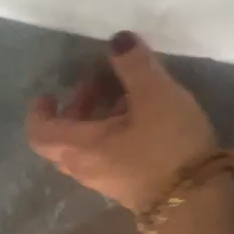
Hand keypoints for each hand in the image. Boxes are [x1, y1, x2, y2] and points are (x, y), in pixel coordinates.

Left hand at [26, 32, 218, 211]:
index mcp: (81, 145)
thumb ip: (134, 65)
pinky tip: (143, 118)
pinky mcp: (128, 181)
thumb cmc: (167, 140)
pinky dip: (112, 131)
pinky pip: (106, 153)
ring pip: (87, 146)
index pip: (43, 132)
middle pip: (64, 139)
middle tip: (93, 84)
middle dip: (75, 108)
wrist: (192, 193)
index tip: (48, 92)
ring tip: (125, 96)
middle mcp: (85, 165)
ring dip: (96, 119)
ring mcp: (106, 177)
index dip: (41, 111)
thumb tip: (116, 39)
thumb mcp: (155, 93)